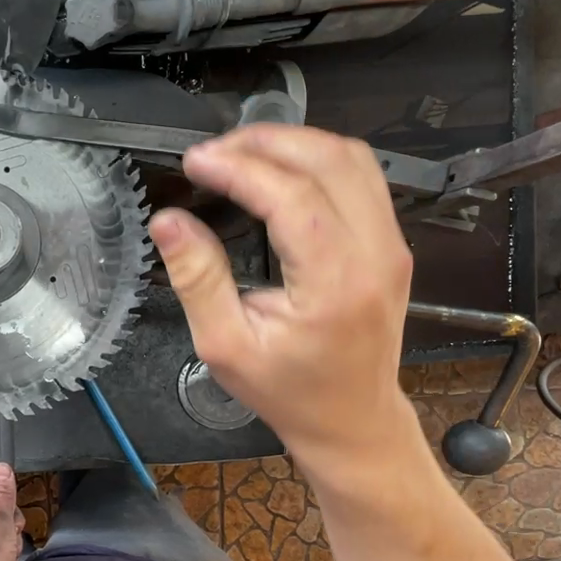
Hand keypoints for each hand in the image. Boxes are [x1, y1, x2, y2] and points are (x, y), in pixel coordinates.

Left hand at [0, 463, 24, 560]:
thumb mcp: (0, 522)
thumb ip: (2, 495)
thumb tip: (2, 466)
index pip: (4, 505)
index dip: (15, 519)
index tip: (13, 531)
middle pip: (4, 524)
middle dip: (12, 539)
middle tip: (8, 551)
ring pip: (1, 543)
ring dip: (8, 554)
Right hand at [148, 125, 416, 472]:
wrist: (350, 418)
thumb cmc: (286, 391)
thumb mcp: (224, 346)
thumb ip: (197, 280)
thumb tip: (168, 222)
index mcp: (335, 283)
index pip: (292, 196)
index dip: (239, 168)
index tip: (195, 161)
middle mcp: (375, 254)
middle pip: (330, 160)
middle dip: (266, 142)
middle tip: (213, 152)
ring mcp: (391, 244)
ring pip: (352, 159)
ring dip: (293, 143)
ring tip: (240, 153)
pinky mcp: (390, 242)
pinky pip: (360, 177)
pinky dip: (315, 160)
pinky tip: (276, 170)